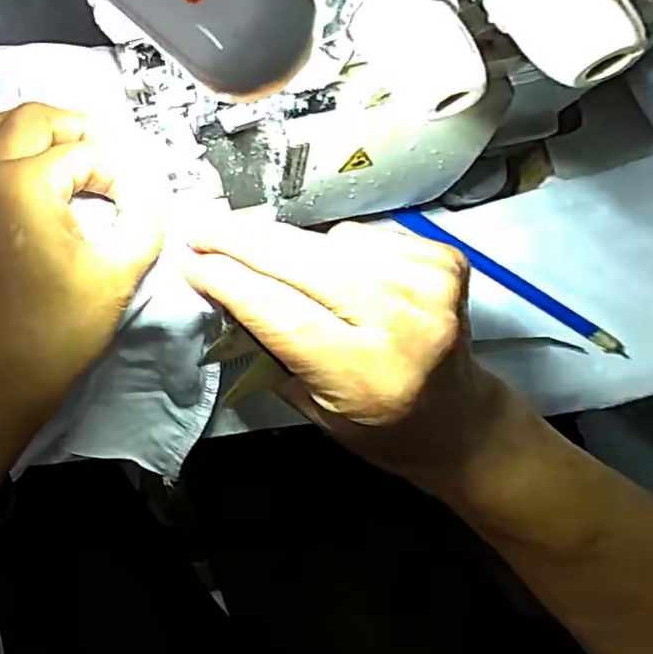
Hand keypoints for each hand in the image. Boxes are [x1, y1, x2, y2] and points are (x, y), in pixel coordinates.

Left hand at [0, 104, 163, 531]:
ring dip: (23, 129)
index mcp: (22, 185)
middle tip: (108, 152)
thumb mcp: (115, 278)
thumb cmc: (50, 338)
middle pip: (29, 120)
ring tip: (59, 150)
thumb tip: (149, 198)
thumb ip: (143, 225)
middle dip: (74, 126)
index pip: (86, 153)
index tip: (140, 198)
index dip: (121, 171)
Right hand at [184, 217, 541, 494]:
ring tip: (266, 259)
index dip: (228, 281)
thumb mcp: (310, 406)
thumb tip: (222, 290)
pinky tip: (331, 268)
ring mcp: (428, 285)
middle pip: (301, 263)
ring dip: (284, 243)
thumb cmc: (379, 424)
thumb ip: (266, 348)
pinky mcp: (441, 259)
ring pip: (325, 240)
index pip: (280, 311)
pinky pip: (357, 235)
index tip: (191, 262)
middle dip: (241, 240)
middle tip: (201, 229)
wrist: (461, 419)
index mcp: (367, 375)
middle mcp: (404, 324)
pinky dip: (331, 245)